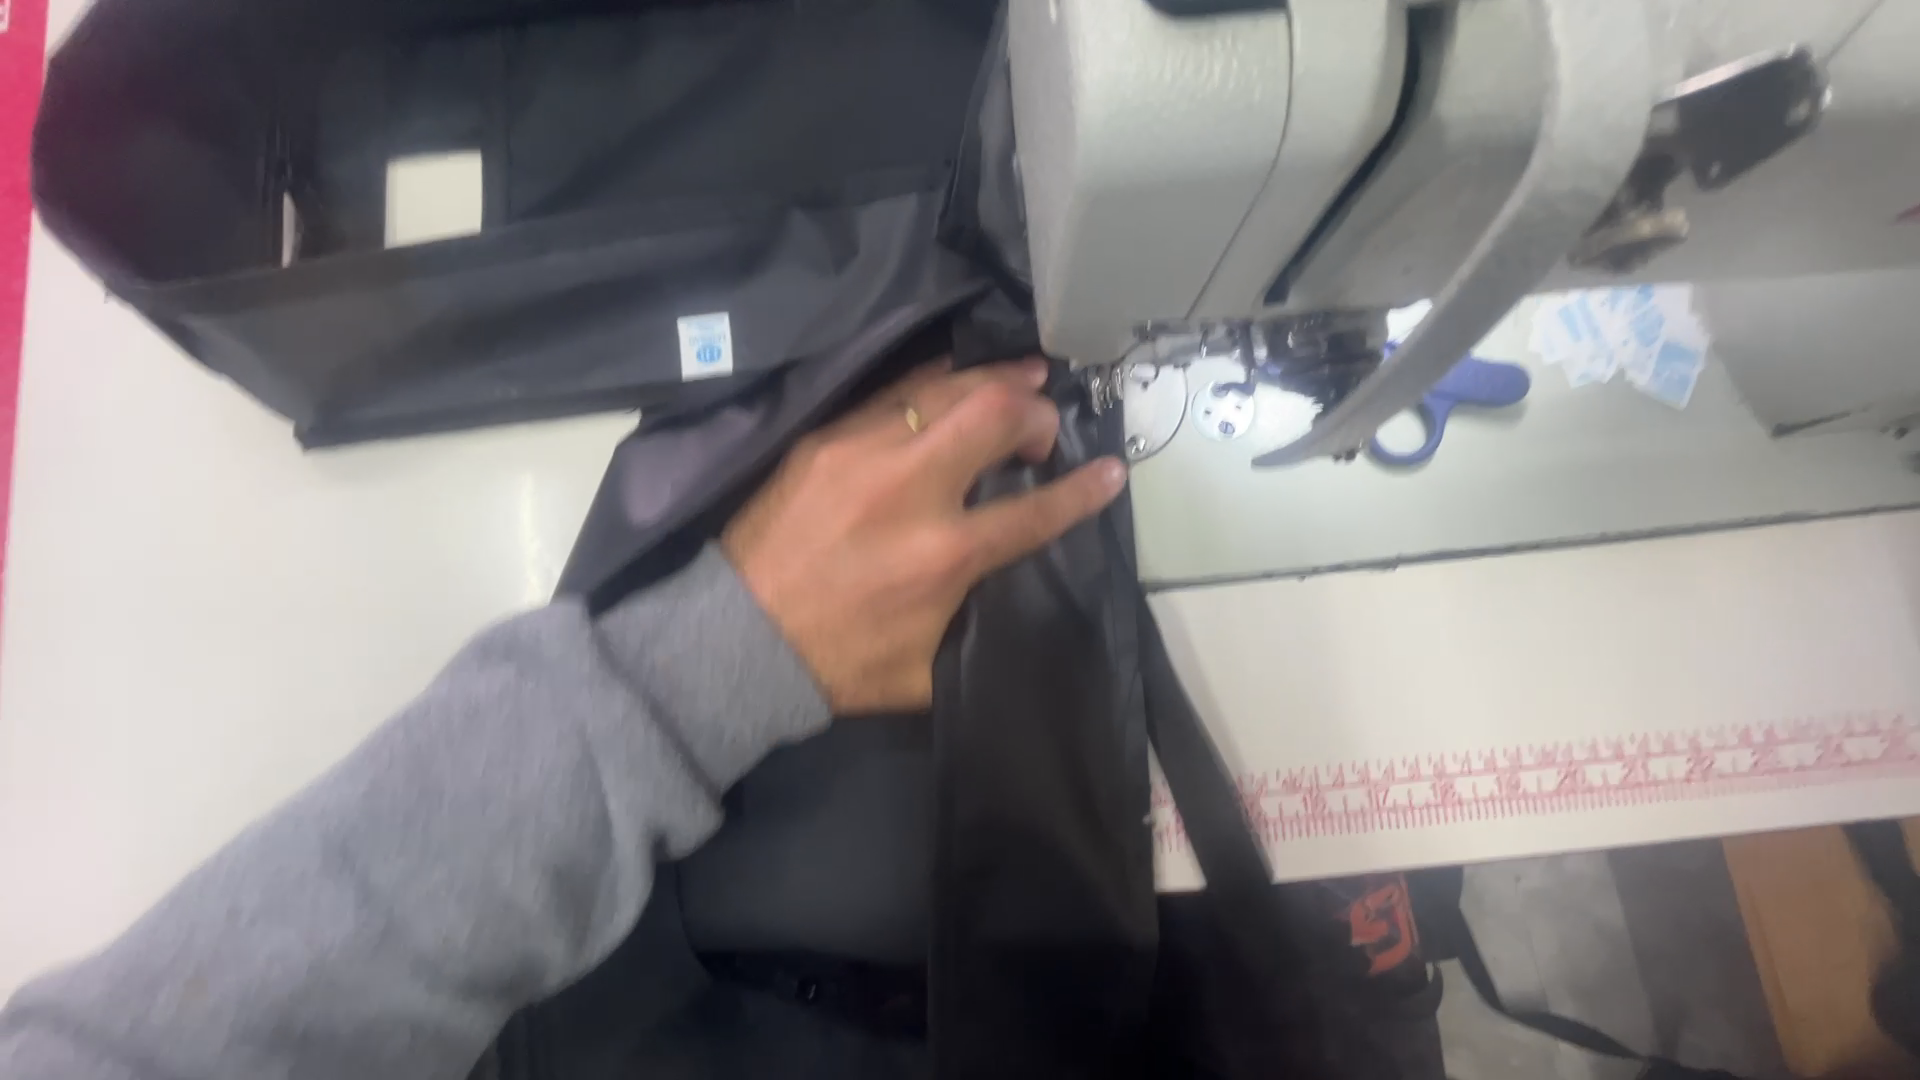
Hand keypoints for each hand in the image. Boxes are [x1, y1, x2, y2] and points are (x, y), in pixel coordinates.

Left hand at [722, 358, 1126, 713]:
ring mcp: (863, 454)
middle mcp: (911, 491)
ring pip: (946, 388)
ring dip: (995, 378)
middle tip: (1042, 428)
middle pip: (995, 417)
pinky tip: (954, 380)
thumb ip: (975, 621)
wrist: (738, 640)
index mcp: (944, 557)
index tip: (1112, 471)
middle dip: (1034, 413)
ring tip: (1022, 375)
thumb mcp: (927, 669)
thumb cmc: (838, 663)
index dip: (1084, 489)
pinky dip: (937, 381)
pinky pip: (895, 391)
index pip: (1035, 510)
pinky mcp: (826, 439)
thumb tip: (1002, 578)